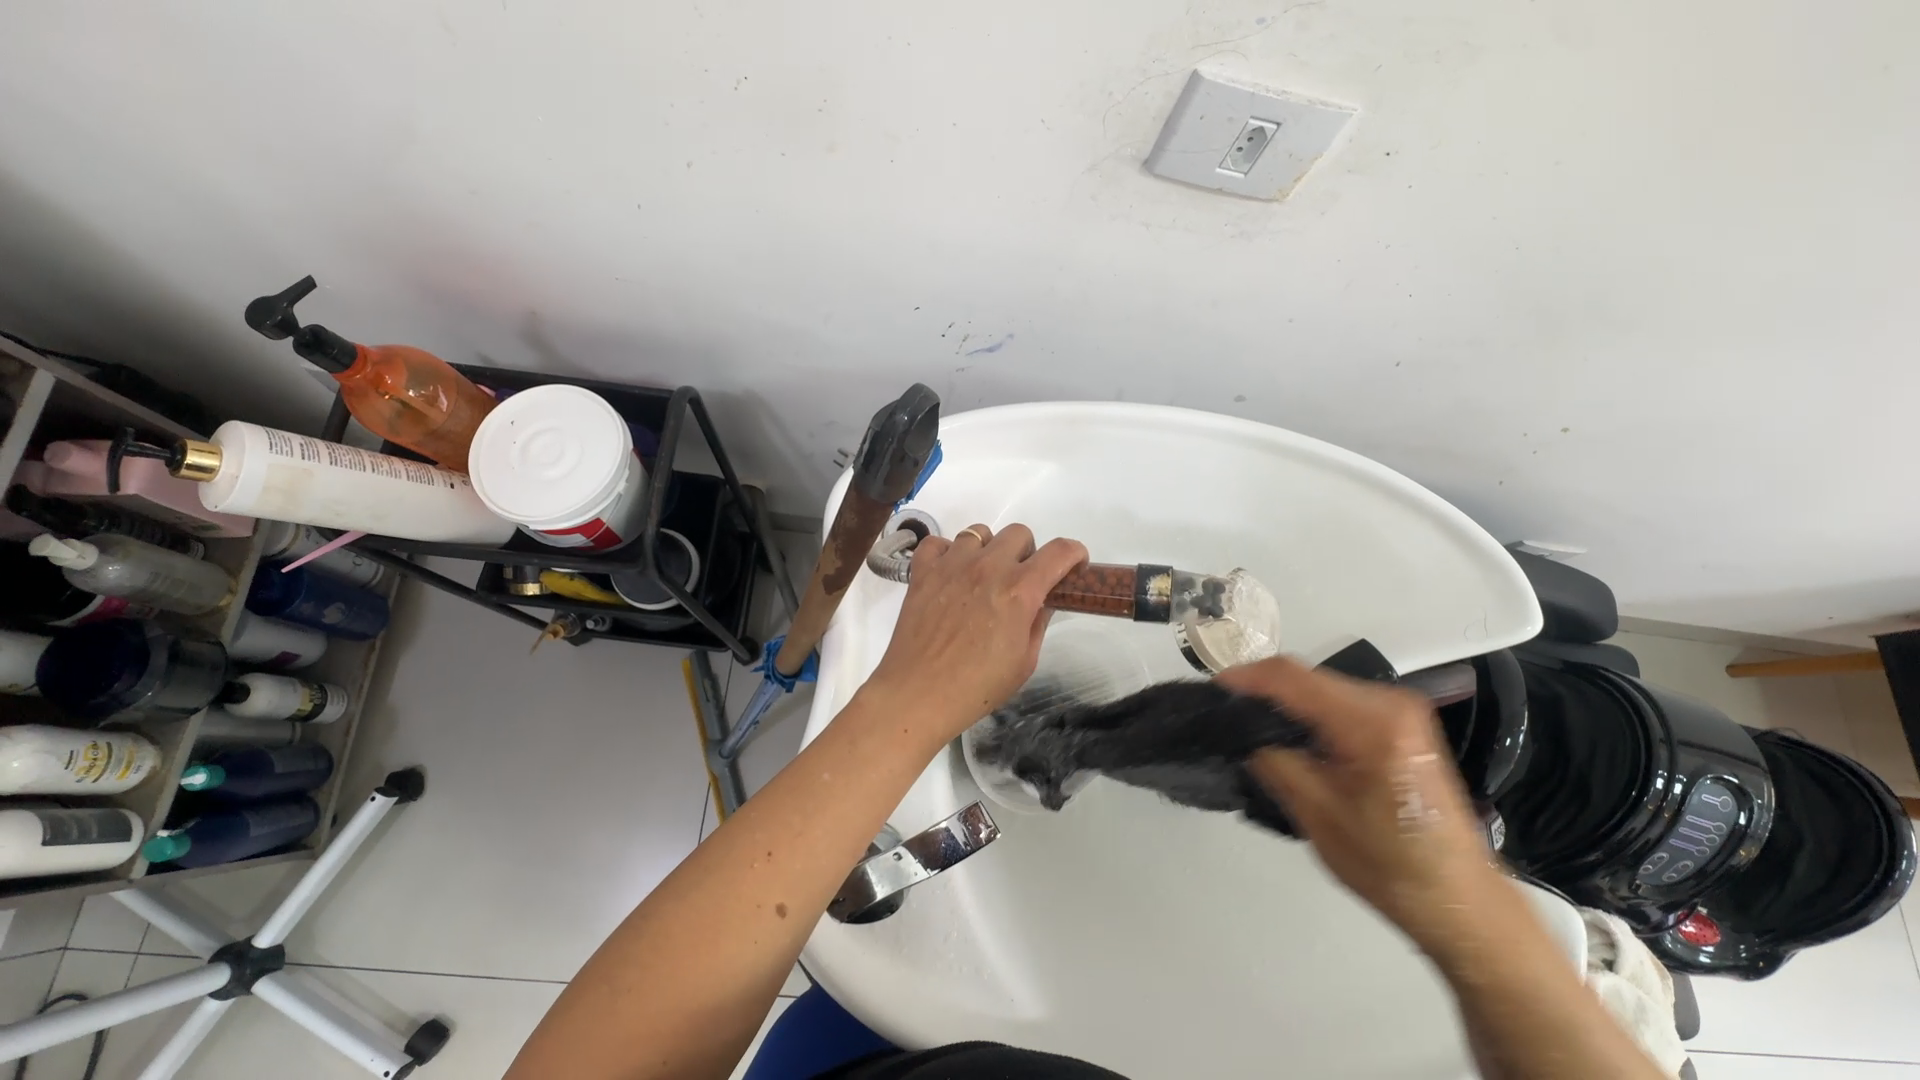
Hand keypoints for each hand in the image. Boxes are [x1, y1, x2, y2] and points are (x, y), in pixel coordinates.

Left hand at [866, 523, 1089, 744]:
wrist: (918, 694)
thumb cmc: (977, 687)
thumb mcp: (1024, 661)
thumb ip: (1037, 622)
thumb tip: (1041, 600)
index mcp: (1019, 590)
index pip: (1059, 551)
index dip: (1075, 554)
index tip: (1074, 567)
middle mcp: (988, 568)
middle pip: (1019, 534)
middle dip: (1028, 554)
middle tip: (1021, 582)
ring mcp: (952, 565)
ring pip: (979, 532)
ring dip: (989, 550)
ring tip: (983, 578)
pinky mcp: (923, 572)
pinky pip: (938, 543)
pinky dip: (947, 553)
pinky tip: (950, 575)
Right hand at [1218, 657, 1499, 951]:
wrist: (1459, 899)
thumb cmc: (1390, 866)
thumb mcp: (1317, 814)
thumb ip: (1275, 761)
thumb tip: (1242, 734)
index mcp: (1374, 724)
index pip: (1294, 679)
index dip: (1245, 678)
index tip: (1209, 692)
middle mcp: (1392, 703)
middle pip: (1308, 677)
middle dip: (1262, 691)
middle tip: (1223, 716)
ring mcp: (1401, 710)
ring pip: (1322, 687)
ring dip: (1284, 702)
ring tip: (1247, 727)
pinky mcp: (1402, 724)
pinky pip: (1340, 702)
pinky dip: (1308, 713)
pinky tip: (1287, 736)